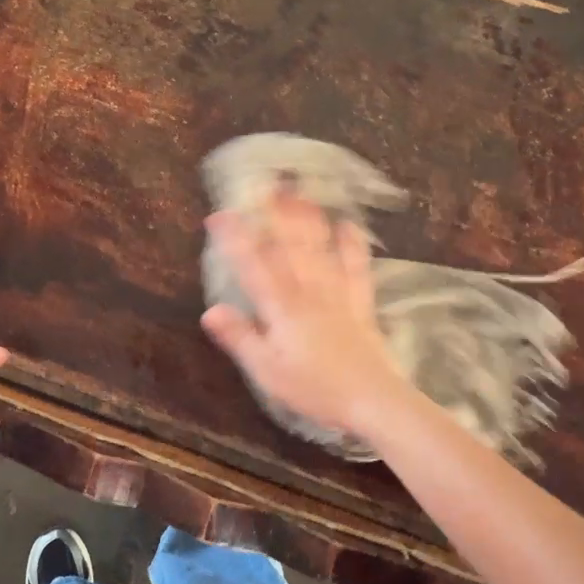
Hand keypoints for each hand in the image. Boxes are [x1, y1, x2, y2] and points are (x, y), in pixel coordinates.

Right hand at [200, 192, 412, 439]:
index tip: (219, 214)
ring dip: (308, 219)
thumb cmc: (315, 388)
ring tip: (301, 191)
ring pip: (319, 249)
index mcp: (282, 308)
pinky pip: (355, 269)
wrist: (374, 401)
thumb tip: (209, 310)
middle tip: (268, 183)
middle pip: (289, 246)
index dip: (235, 239)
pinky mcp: (360, 304)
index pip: (253, 266)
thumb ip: (240, 338)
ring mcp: (337, 294)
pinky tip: (349, 225)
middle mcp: (308, 292)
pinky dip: (352, 246)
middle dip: (276, 214)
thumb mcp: (268, 371)